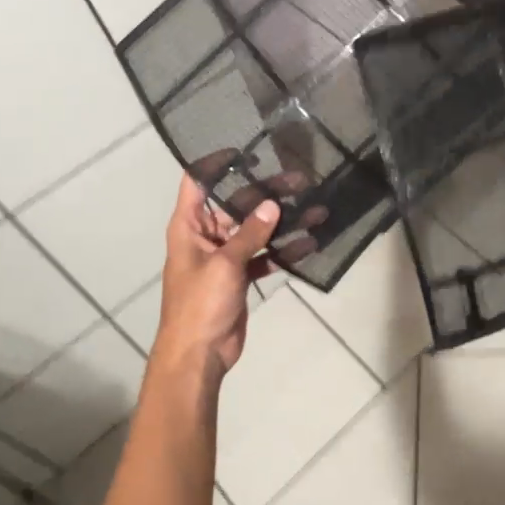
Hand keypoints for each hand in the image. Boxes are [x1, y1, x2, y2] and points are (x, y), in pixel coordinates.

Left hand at [153, 163, 325, 379]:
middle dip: (266, 193)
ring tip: (315, 209)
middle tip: (300, 180)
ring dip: (282, 222)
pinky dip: (283, 250)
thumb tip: (272, 204)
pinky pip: (264, 256)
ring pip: (255, 230)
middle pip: (236, 204)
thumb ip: (250, 233)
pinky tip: (309, 242)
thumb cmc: (199, 304)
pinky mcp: (240, 277)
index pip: (196, 183)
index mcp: (189, 226)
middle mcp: (206, 236)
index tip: (243, 149)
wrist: (198, 355)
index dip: (214, 163)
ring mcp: (224, 257)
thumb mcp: (225, 264)